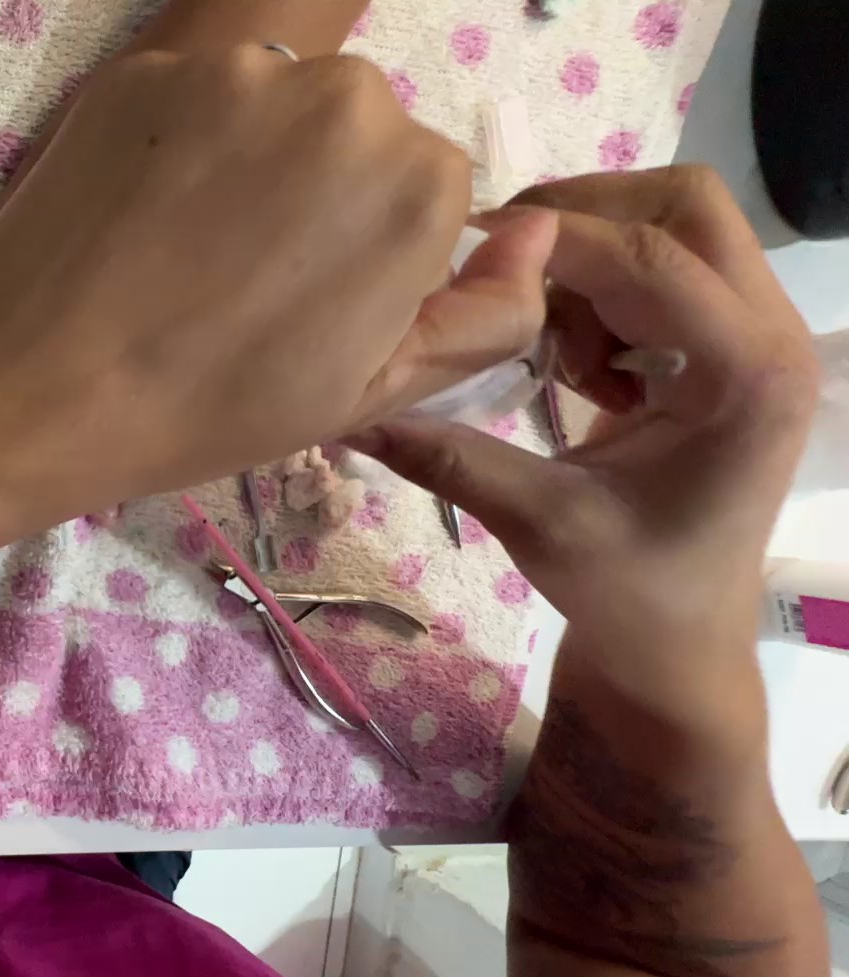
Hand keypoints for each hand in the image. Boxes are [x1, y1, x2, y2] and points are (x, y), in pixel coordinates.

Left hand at [0, 43, 552, 525]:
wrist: (28, 400)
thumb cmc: (192, 418)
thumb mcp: (351, 399)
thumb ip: (473, 320)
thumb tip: (537, 233)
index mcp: (418, 190)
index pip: (412, 197)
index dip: (342, 260)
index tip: (274, 309)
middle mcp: (346, 102)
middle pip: (346, 140)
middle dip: (299, 201)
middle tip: (212, 281)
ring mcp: (232, 77)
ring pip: (266, 112)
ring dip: (233, 168)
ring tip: (161, 253)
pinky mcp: (137, 76)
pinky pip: (182, 104)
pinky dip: (163, 150)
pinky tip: (121, 220)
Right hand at [348, 166, 820, 689]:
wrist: (676, 630)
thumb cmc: (623, 584)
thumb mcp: (531, 520)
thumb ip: (443, 458)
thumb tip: (346, 419)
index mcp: (741, 373)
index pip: (649, 259)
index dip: (547, 242)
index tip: (459, 260)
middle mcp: (766, 336)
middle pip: (687, 209)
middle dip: (580, 219)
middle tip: (493, 269)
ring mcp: (749, 340)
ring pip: (673, 233)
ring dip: (582, 262)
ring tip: (530, 339)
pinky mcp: (718, 354)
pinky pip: (654, 278)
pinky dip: (590, 295)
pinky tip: (559, 363)